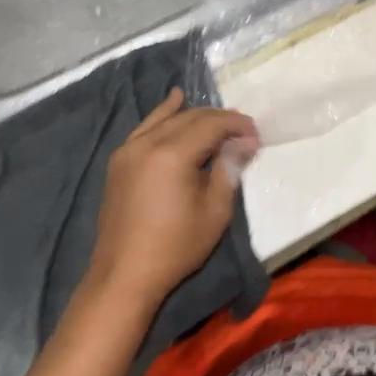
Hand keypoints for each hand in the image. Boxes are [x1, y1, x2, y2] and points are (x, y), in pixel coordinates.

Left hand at [89, 90, 259, 303]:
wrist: (124, 274)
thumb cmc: (176, 247)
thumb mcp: (214, 211)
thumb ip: (229, 169)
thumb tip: (246, 142)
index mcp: (172, 154)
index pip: (210, 125)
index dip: (236, 124)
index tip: (255, 134)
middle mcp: (147, 143)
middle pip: (189, 118)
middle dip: (218, 120)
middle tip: (242, 132)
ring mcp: (128, 150)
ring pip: (166, 120)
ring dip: (193, 116)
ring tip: (217, 118)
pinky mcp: (119, 161)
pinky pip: (145, 128)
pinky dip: (162, 115)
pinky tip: (174, 101)